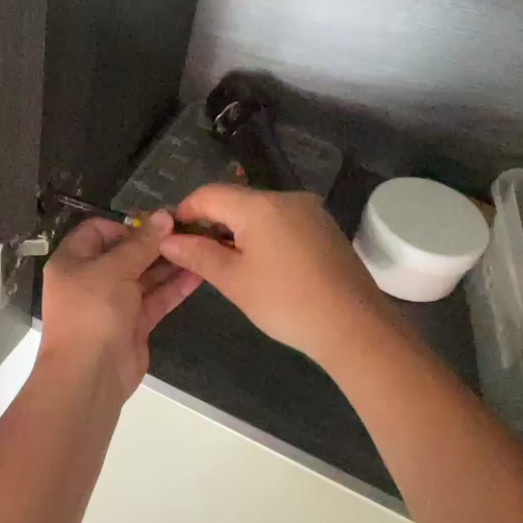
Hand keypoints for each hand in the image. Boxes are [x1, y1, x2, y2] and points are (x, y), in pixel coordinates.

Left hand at [37, 212, 201, 400]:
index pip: (97, 231)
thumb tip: (163, 216)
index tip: (157, 223)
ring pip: (144, 277)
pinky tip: (198, 274)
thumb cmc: (91, 312)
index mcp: (73, 261)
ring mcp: (113, 303)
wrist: (88, 375)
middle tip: (189, 231)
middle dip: (155, 243)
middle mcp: (91, 279)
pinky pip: (155, 299)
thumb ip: (141, 244)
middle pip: (125, 253)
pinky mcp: (133, 324)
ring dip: (169, 264)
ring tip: (200, 248)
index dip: (126, 225)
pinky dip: (174, 287)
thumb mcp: (114, 270)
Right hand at [159, 184, 394, 365]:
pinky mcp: (324, 228)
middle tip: (194, 256)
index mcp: (260, 206)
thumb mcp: (233, 281)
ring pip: (259, 212)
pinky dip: (263, 237)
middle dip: (211, 224)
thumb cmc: (286, 303)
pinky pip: (282, 222)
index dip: (184, 212)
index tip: (170, 238)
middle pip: (235, 201)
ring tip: (225, 265)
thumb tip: (167, 241)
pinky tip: (261, 267)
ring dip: (237, 232)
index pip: (209, 195)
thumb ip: (197, 255)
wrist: (355, 327)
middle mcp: (287, 198)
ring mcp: (310, 212)